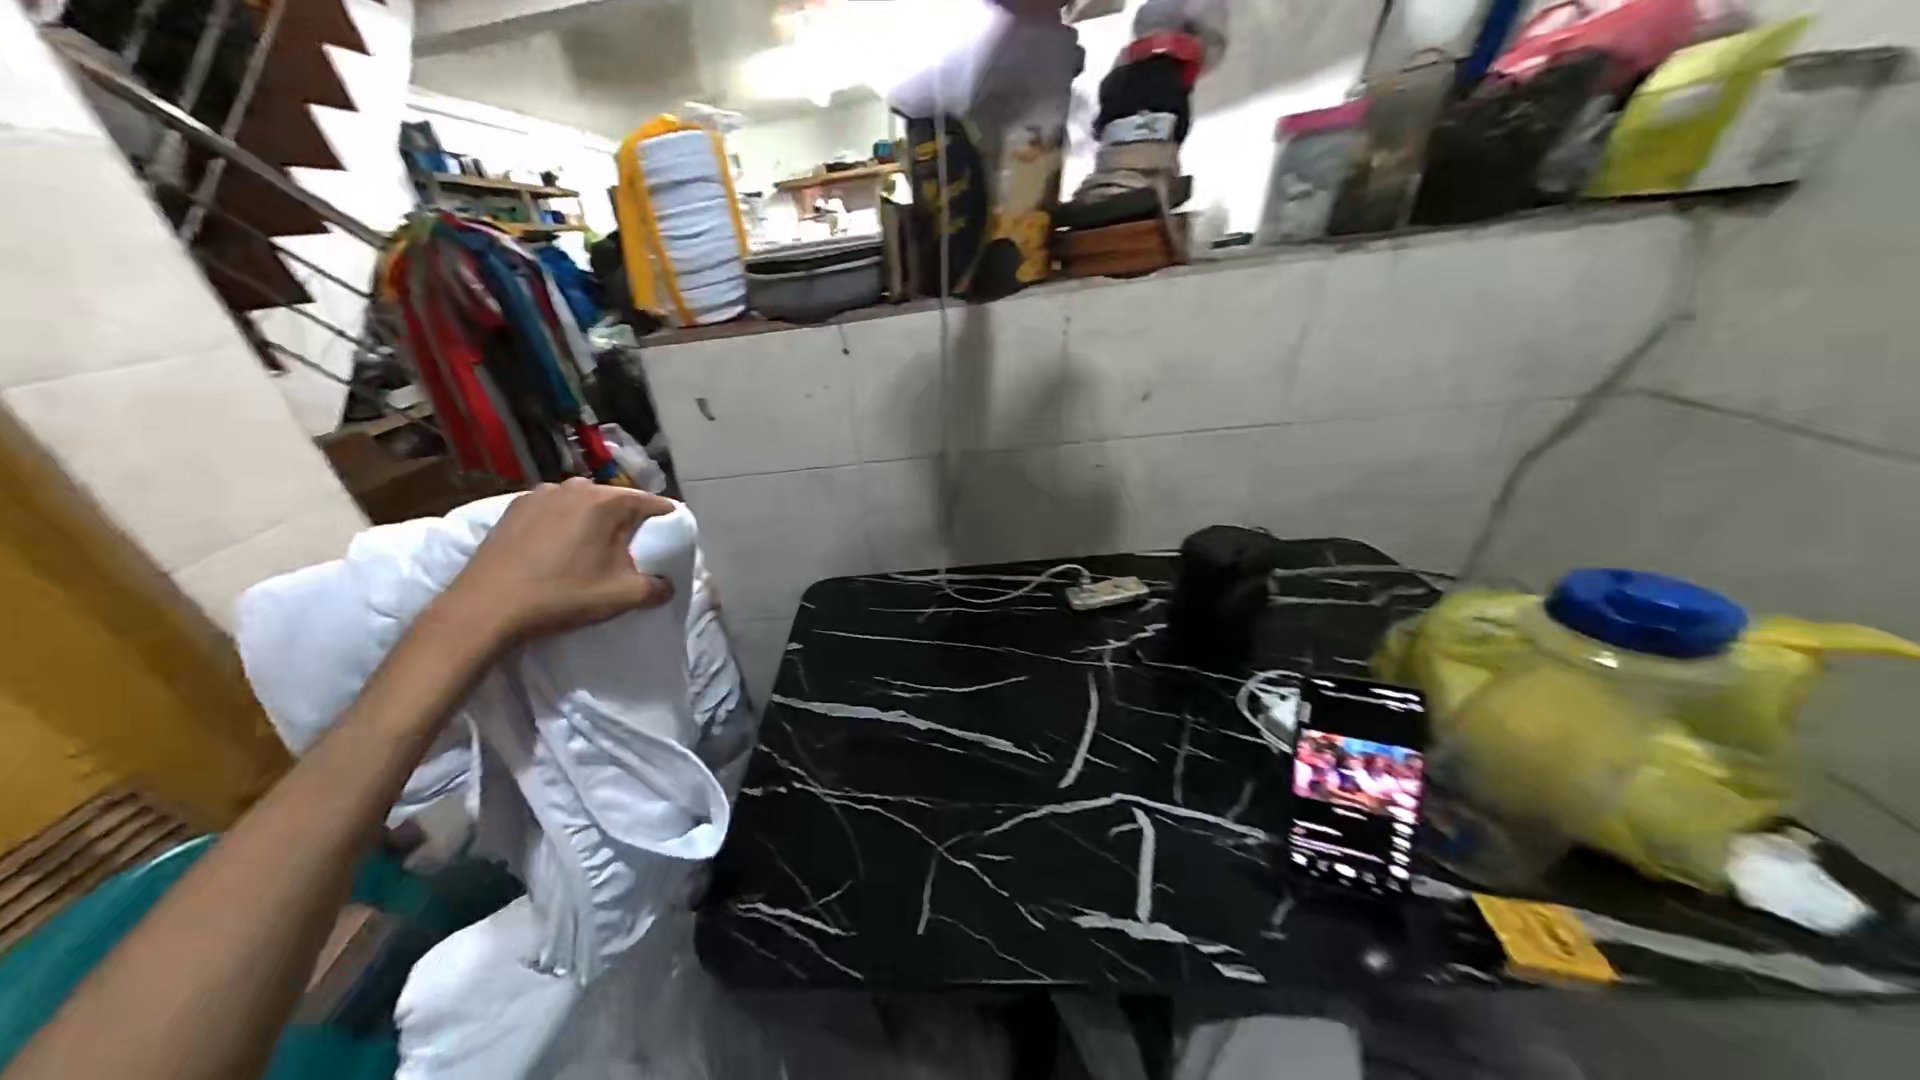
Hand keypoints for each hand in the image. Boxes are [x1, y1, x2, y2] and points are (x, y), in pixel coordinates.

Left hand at [437, 478, 676, 647]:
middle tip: (629, 550)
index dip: (665, 520)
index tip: (668, 539)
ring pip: (582, 502)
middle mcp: (575, 487)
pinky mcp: (513, 508)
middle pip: (616, 500)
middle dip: (627, 521)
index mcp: (606, 502)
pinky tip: (557, 548)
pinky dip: (563, 523)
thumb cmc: (561, 595)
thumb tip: (667, 585)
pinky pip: (553, 509)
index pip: (652, 503)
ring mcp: (540, 494)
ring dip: (593, 520)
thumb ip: (657, 588)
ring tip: (591, 549)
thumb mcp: (622, 596)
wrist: (485, 609)